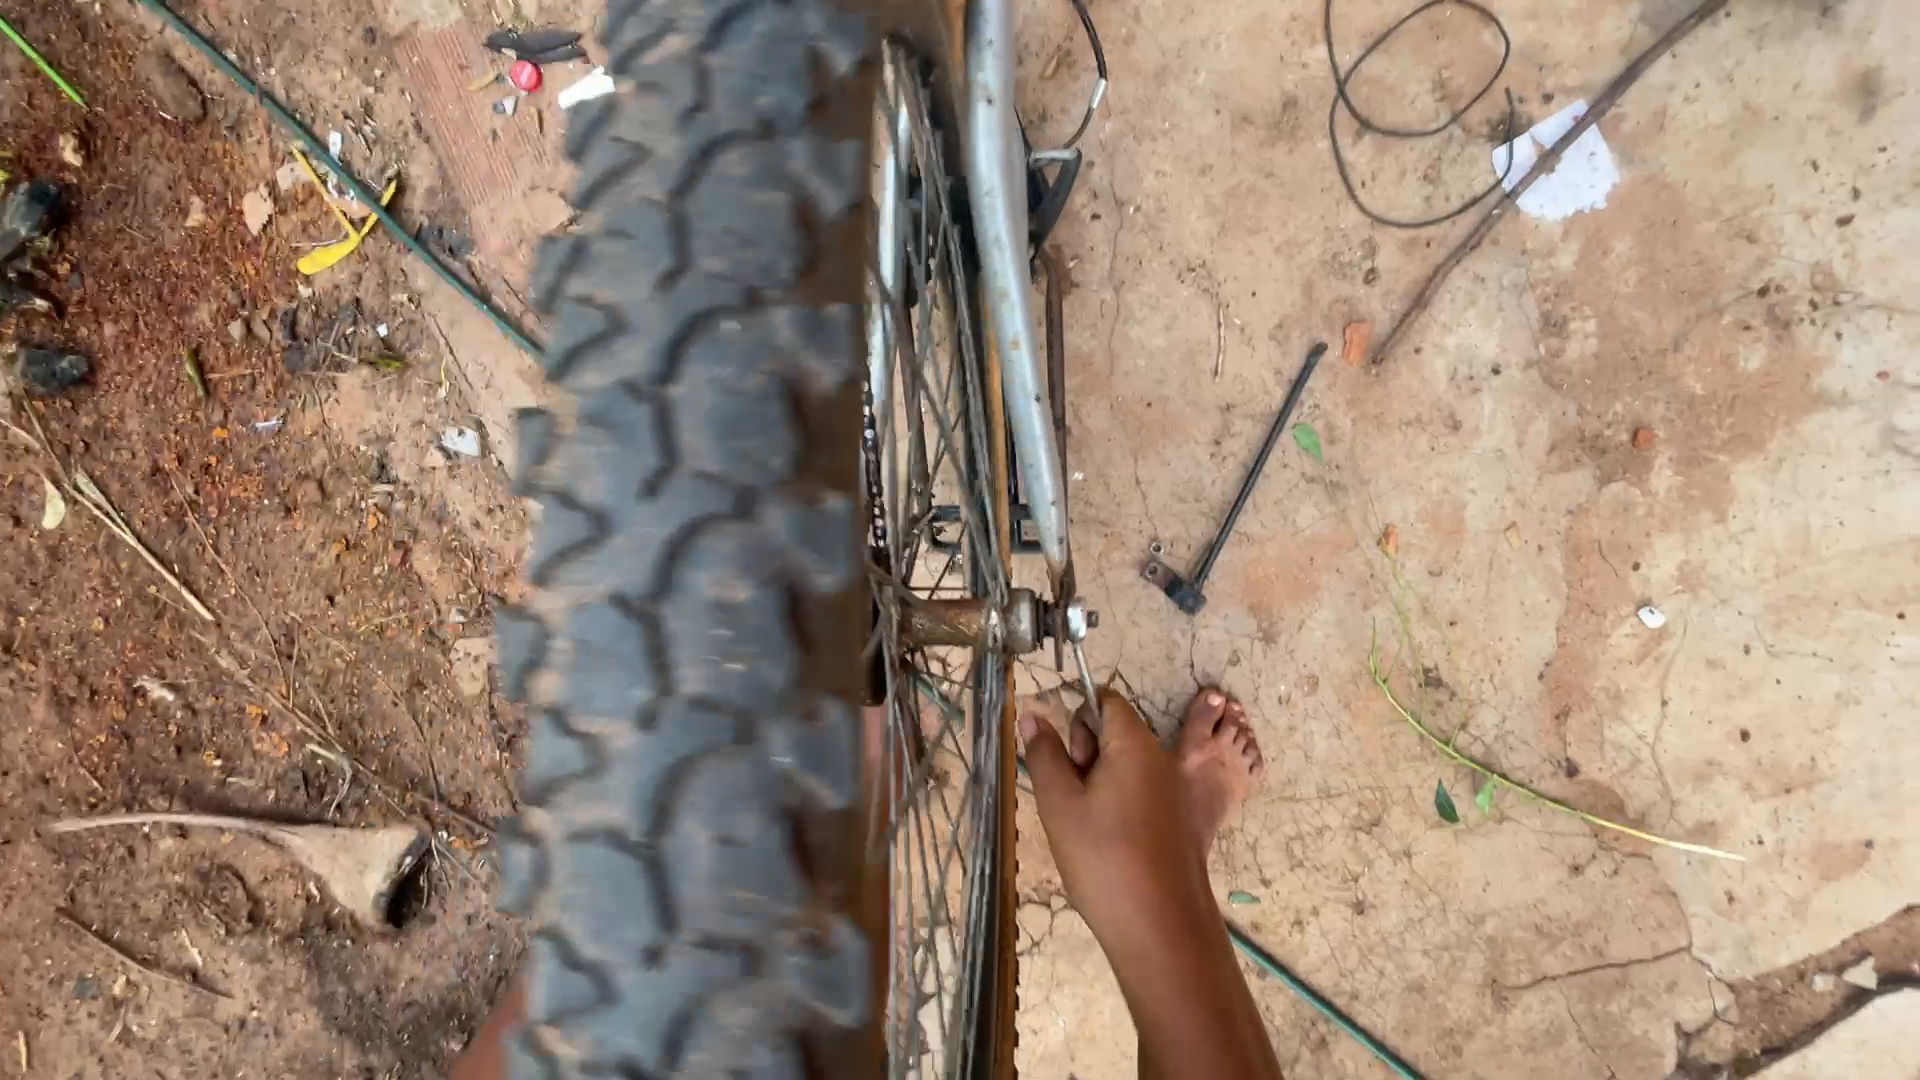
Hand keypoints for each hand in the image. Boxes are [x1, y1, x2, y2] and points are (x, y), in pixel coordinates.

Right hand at [1019, 689, 1214, 960]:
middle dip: (1086, 753)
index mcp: (1135, 744)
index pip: (1106, 700)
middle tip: (1073, 798)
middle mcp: (1162, 758)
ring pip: (1126, 764)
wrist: (1161, 929)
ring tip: (1087, 826)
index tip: (1067, 761)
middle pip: (1116, 730)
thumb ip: (1044, 754)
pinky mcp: (1179, 818)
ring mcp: (1175, 789)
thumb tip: (1032, 715)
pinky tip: (1108, 843)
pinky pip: (1141, 790)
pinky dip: (1119, 803)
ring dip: (1099, 782)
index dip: (1078, 720)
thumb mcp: (1060, 803)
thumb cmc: (1104, 858)